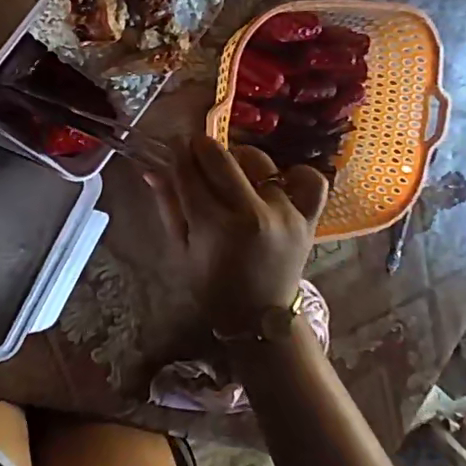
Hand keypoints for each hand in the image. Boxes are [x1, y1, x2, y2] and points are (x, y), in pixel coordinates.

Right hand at [148, 134, 328, 335]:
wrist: (260, 319)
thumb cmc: (214, 287)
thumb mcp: (183, 250)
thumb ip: (169, 205)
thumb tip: (153, 168)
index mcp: (214, 226)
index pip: (188, 173)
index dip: (177, 154)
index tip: (174, 147)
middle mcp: (251, 212)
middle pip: (221, 159)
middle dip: (202, 148)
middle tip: (196, 151)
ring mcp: (285, 212)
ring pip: (260, 161)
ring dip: (240, 157)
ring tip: (233, 170)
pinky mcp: (309, 217)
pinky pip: (311, 180)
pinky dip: (296, 173)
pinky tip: (278, 180)